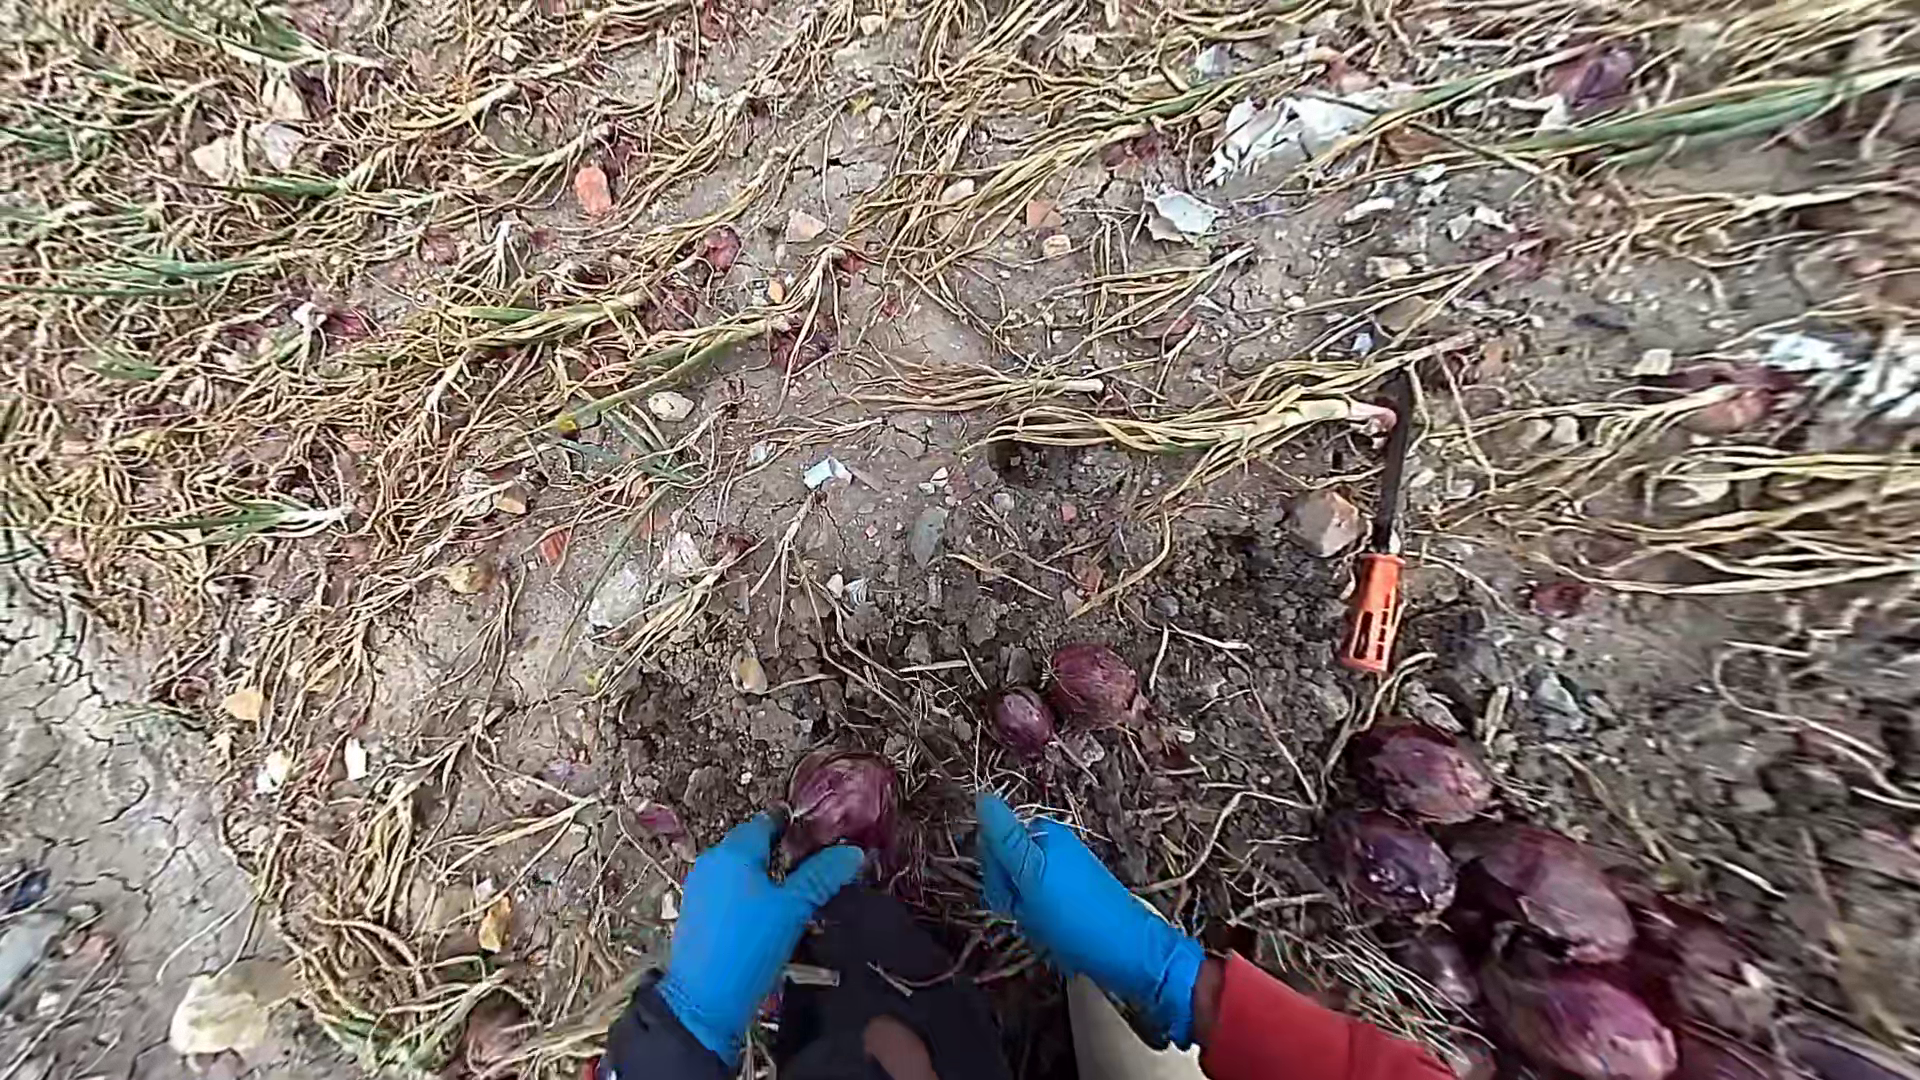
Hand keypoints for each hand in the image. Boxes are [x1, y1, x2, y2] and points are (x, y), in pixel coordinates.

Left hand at [658, 814, 863, 1061]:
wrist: (700, 1010)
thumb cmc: (747, 949)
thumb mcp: (794, 908)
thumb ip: (823, 875)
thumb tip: (852, 853)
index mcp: (735, 850)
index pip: (770, 819)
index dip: (796, 825)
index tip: (819, 836)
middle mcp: (714, 861)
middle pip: (756, 841)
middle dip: (784, 850)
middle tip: (813, 864)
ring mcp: (701, 887)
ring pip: (743, 867)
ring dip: (768, 874)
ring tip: (795, 892)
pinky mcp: (697, 913)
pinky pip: (730, 889)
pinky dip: (750, 893)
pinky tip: (769, 914)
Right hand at [974, 794, 1205, 1045]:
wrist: (1132, 955)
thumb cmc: (1079, 915)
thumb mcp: (1033, 875)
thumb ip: (1005, 838)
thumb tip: (982, 796)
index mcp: (1040, 831)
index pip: (990, 844)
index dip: (995, 874)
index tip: (1010, 894)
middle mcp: (1049, 844)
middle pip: (1002, 867)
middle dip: (1009, 896)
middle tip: (1030, 912)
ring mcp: (1059, 870)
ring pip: (1017, 891)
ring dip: (1024, 914)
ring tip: (1046, 927)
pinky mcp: (1067, 895)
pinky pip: (1035, 906)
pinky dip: (1039, 923)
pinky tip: (1054, 935)